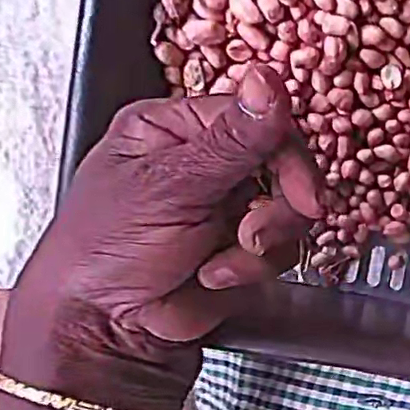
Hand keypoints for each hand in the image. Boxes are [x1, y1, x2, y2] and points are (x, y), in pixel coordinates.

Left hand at [2, 65, 322, 409]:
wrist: (105, 329)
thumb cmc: (108, 249)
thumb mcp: (170, 186)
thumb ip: (232, 141)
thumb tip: (270, 80)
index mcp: (177, 130)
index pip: (258, 121)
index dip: (287, 157)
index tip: (303, 194)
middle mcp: (209, 163)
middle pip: (284, 168)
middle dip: (277, 210)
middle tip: (254, 236)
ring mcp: (230, 207)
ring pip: (289, 213)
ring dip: (261, 247)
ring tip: (220, 265)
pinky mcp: (245, 247)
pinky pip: (281, 249)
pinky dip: (253, 269)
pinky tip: (215, 277)